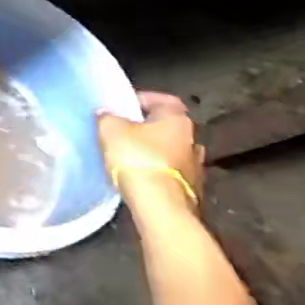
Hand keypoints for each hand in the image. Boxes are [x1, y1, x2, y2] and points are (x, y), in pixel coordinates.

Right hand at [98, 91, 204, 224]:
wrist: (161, 205)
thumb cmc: (137, 158)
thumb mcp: (111, 129)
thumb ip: (108, 117)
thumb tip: (108, 113)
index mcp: (178, 119)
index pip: (165, 100)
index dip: (143, 99)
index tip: (123, 105)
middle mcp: (193, 140)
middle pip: (168, 126)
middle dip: (147, 127)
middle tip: (123, 129)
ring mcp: (196, 166)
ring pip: (170, 150)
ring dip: (153, 150)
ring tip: (129, 155)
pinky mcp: (191, 189)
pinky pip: (170, 171)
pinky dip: (156, 170)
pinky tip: (139, 175)